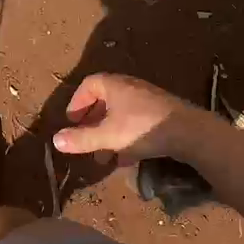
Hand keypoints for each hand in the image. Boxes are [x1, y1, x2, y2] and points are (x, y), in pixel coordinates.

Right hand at [51, 73, 206, 164]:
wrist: (188, 131)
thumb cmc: (142, 127)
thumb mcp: (108, 136)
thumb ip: (82, 139)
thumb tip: (55, 140)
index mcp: (114, 85)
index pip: (89, 84)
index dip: (77, 102)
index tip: (71, 121)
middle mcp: (129, 87)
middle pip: (104, 100)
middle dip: (92, 122)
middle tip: (85, 139)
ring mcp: (147, 99)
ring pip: (120, 114)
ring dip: (109, 133)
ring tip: (103, 157)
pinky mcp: (160, 114)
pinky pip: (135, 122)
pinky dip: (125, 137)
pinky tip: (126, 158)